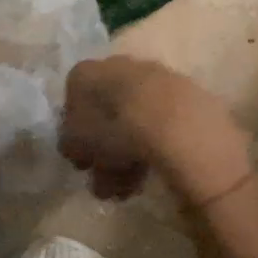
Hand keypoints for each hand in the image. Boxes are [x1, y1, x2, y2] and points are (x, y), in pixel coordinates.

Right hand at [60, 56, 249, 202]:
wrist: (183, 129)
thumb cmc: (119, 132)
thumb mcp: (79, 142)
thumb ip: (70, 142)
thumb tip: (72, 145)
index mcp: (90, 71)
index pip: (74, 96)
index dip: (74, 129)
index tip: (81, 157)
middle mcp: (121, 67)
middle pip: (107, 110)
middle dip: (103, 149)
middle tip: (103, 181)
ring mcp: (157, 79)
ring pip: (134, 120)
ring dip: (127, 156)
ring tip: (128, 189)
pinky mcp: (188, 98)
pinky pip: (161, 124)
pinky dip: (154, 148)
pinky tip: (152, 176)